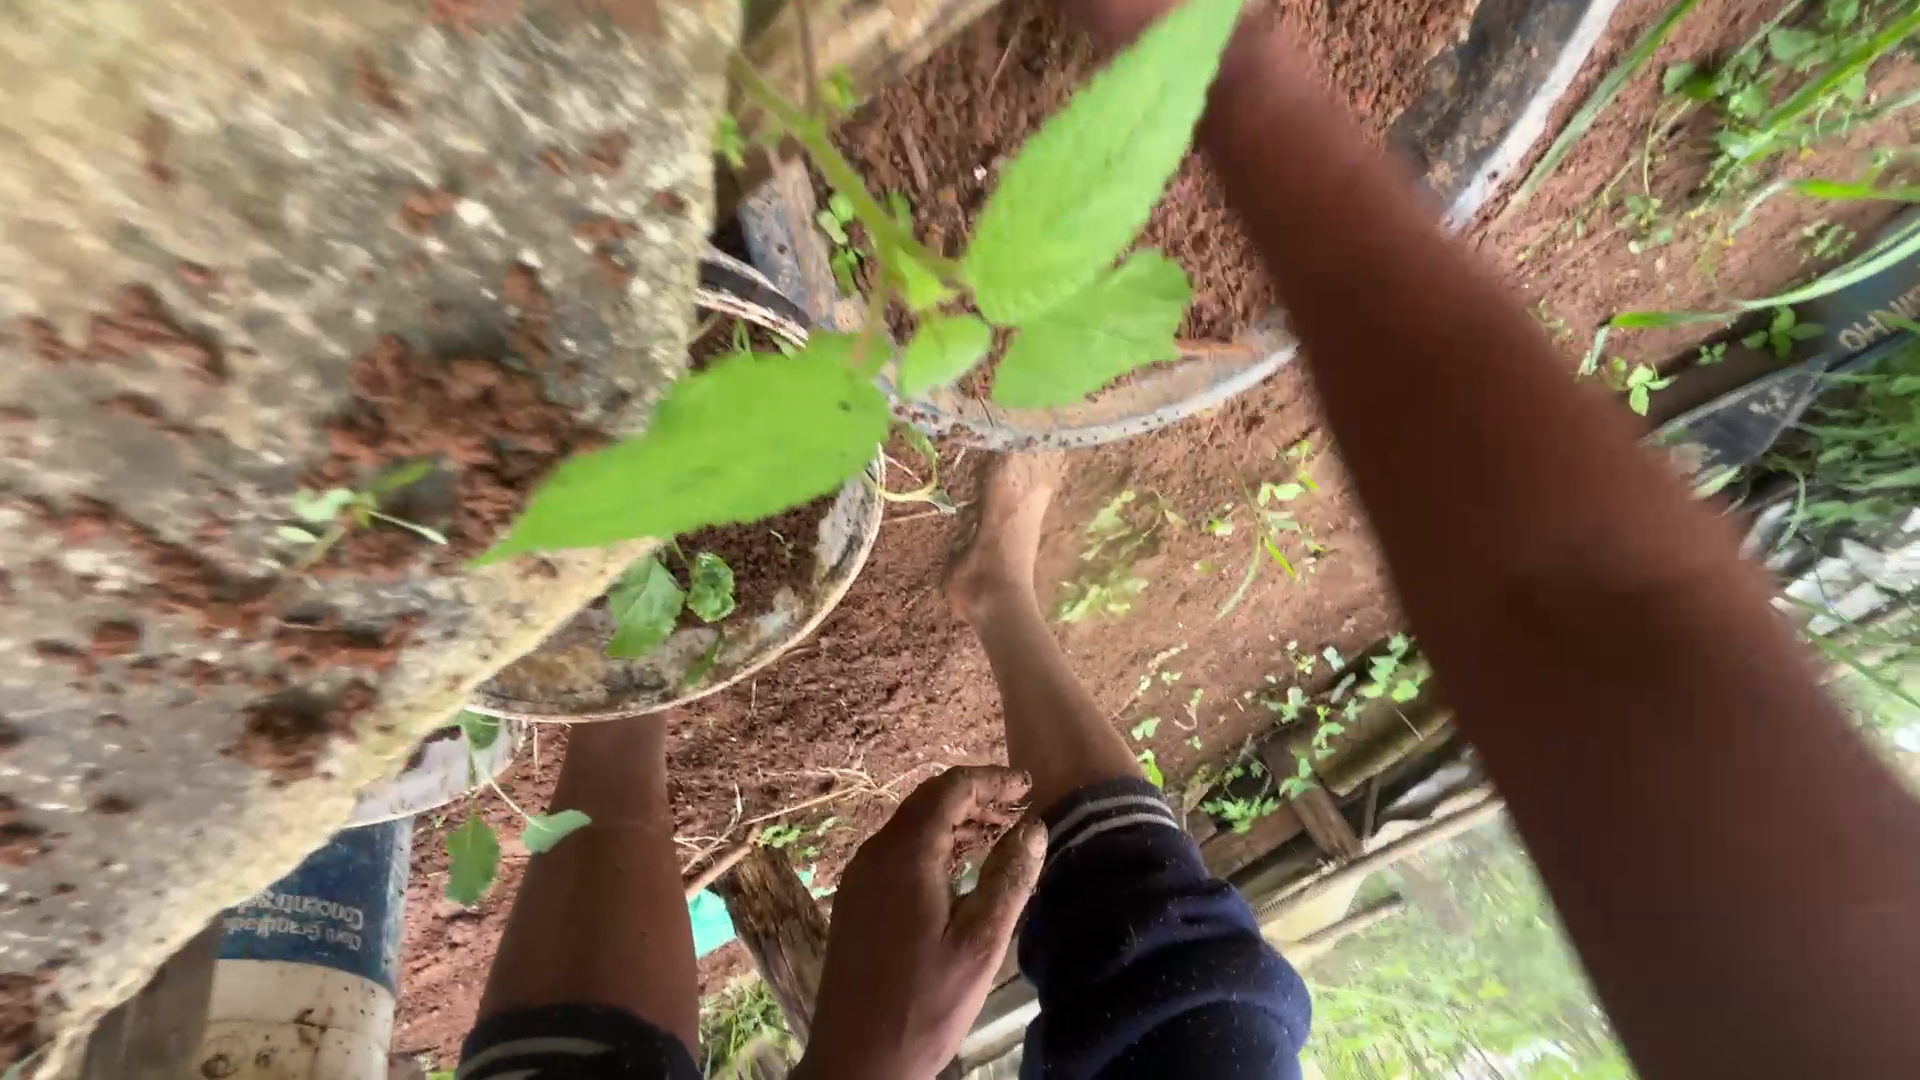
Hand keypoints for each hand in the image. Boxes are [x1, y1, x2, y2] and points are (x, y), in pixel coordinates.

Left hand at [794, 766, 1047, 1079]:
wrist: (855, 1064)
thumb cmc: (924, 1006)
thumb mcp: (981, 945)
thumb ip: (1009, 878)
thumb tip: (1035, 827)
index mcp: (905, 855)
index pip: (950, 789)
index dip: (991, 780)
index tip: (1027, 785)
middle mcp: (876, 852)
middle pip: (929, 800)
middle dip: (975, 796)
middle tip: (1018, 806)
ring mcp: (861, 875)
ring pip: (913, 825)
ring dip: (956, 820)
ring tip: (999, 832)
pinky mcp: (858, 897)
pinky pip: (900, 849)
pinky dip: (935, 843)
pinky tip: (961, 864)